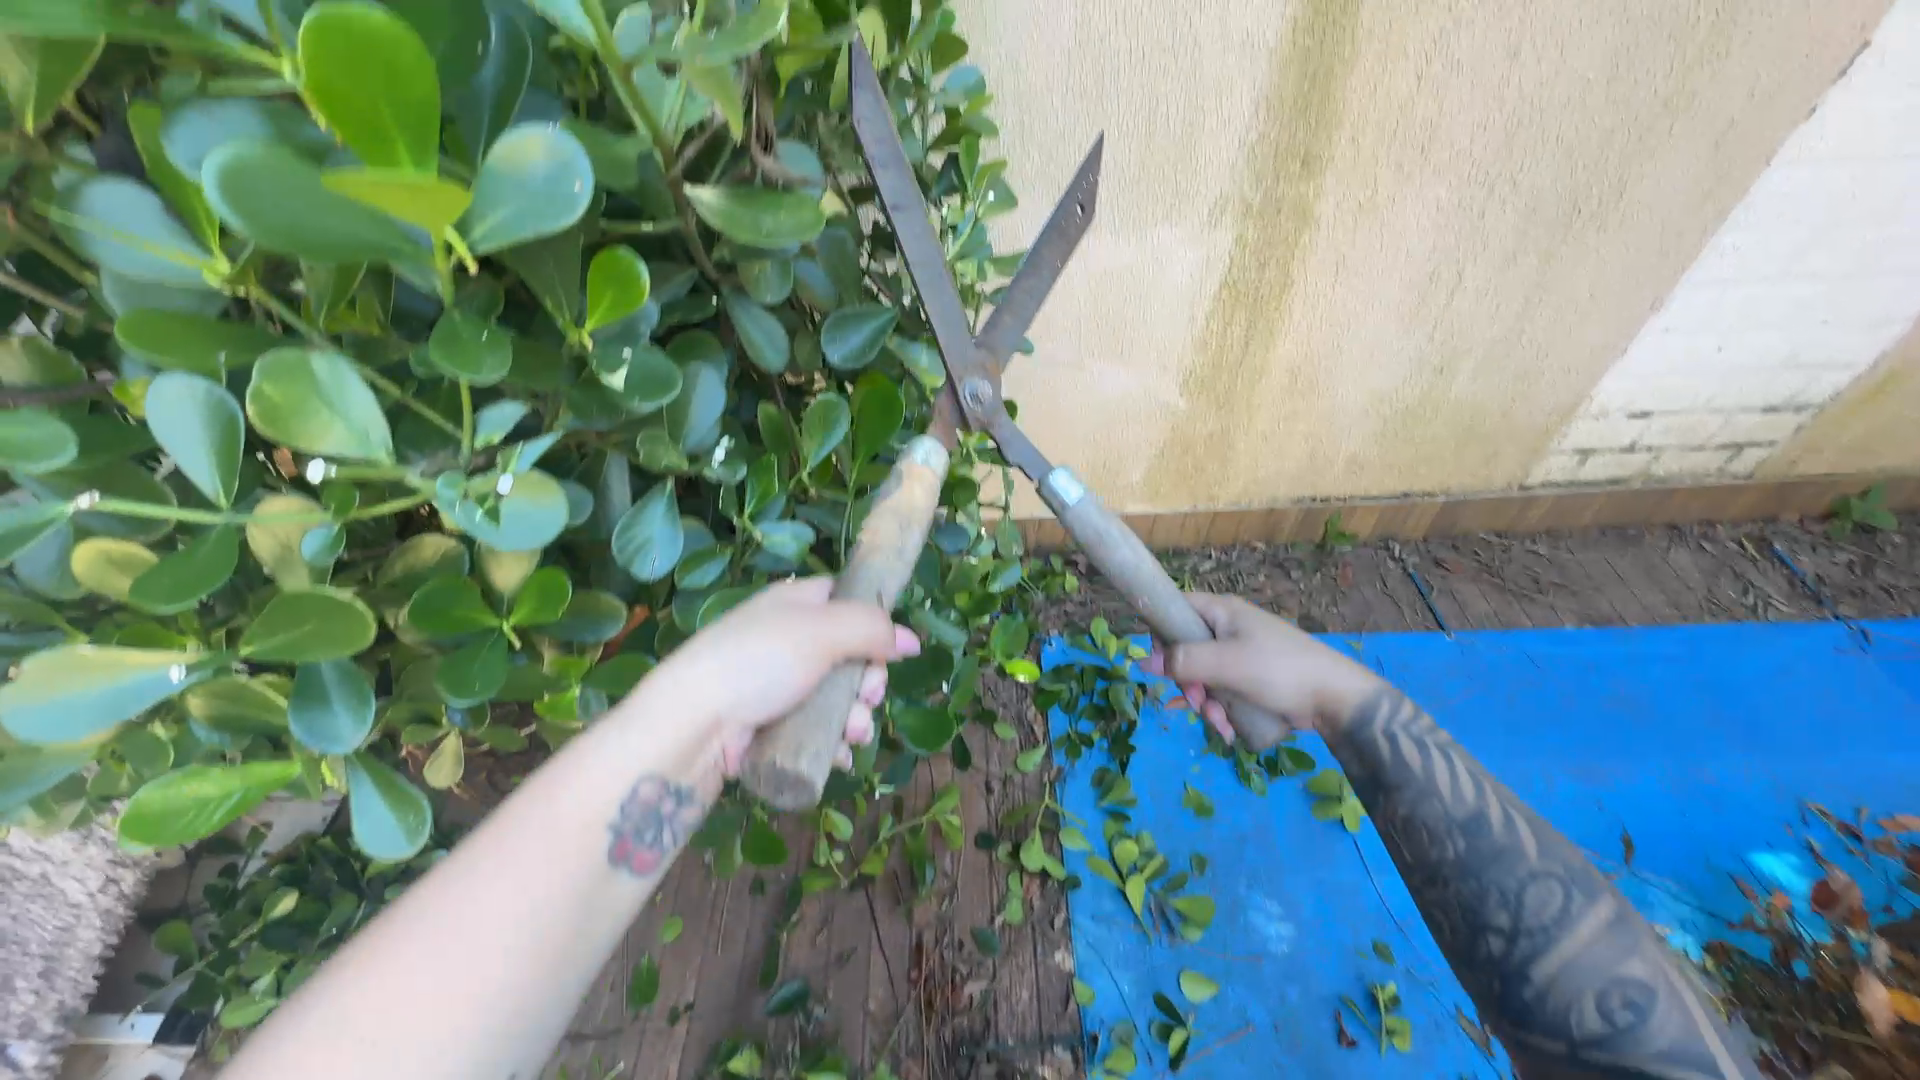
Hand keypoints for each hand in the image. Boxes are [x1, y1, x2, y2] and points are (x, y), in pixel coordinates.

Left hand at [645, 577, 919, 774]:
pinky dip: (834, 744)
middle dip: (868, 682)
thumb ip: (872, 629)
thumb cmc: (759, 660)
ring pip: (839, 698)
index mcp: (796, 604)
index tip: (888, 648)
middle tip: (866, 697)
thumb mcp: (823, 630)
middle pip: (852, 655)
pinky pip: (818, 731)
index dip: (873, 621)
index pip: (846, 598)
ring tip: (852, 734)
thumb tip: (911, 642)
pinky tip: (840, 755)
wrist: (696, 722)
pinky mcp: (774, 725)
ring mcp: (781, 685)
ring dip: (856, 718)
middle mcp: (790, 640)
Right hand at [1148, 593, 1382, 739]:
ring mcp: (1240, 655)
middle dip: (1188, 683)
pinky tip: (1229, 729)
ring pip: (1202, 677)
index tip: (1163, 666)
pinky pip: (1222, 692)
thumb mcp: (1225, 663)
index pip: (1175, 610)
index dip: (1162, 635)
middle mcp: (1228, 629)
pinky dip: (1222, 711)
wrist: (1334, 698)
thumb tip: (1143, 663)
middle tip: (1198, 702)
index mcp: (1222, 612)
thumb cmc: (1278, 669)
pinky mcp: (1250, 680)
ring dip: (1205, 703)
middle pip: (1185, 651)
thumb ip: (1182, 661)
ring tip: (1220, 722)